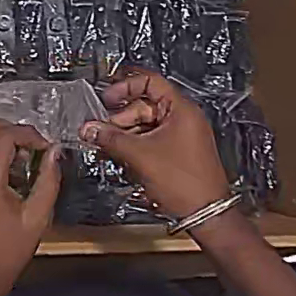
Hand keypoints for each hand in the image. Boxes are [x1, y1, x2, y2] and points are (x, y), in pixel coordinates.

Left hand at [0, 119, 59, 295]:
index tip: (43, 146)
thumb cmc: (5, 253)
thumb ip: (48, 181)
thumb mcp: (37, 218)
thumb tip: (55, 153)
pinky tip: (1, 163)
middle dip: (9, 127)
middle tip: (28, 144)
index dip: (28, 134)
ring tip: (15, 151)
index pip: (4, 136)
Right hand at [82, 70, 230, 219]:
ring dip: (125, 134)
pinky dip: (135, 145)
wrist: (206, 213)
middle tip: (100, 129)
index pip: (151, 82)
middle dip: (120, 117)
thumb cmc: (183, 180)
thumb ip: (111, 138)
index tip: (106, 97)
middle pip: (144, 106)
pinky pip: (151, 140)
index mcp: (181, 108)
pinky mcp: (177, 152)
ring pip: (145, 125)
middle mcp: (183, 117)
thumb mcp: (140, 155)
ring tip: (106, 145)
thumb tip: (89, 129)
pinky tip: (120, 155)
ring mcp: (181, 135)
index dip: (126, 86)